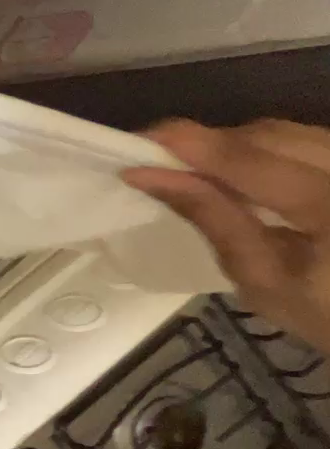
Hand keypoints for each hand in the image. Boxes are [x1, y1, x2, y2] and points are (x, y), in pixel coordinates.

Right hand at [124, 119, 329, 352]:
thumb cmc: (327, 315)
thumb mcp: (260, 279)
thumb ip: (211, 219)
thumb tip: (147, 176)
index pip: (257, 165)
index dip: (195, 147)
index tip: (137, 141)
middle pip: (275, 138)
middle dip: (212, 143)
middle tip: (159, 160)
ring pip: (294, 134)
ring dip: (238, 145)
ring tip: (200, 171)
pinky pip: (313, 143)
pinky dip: (270, 150)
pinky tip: (247, 174)